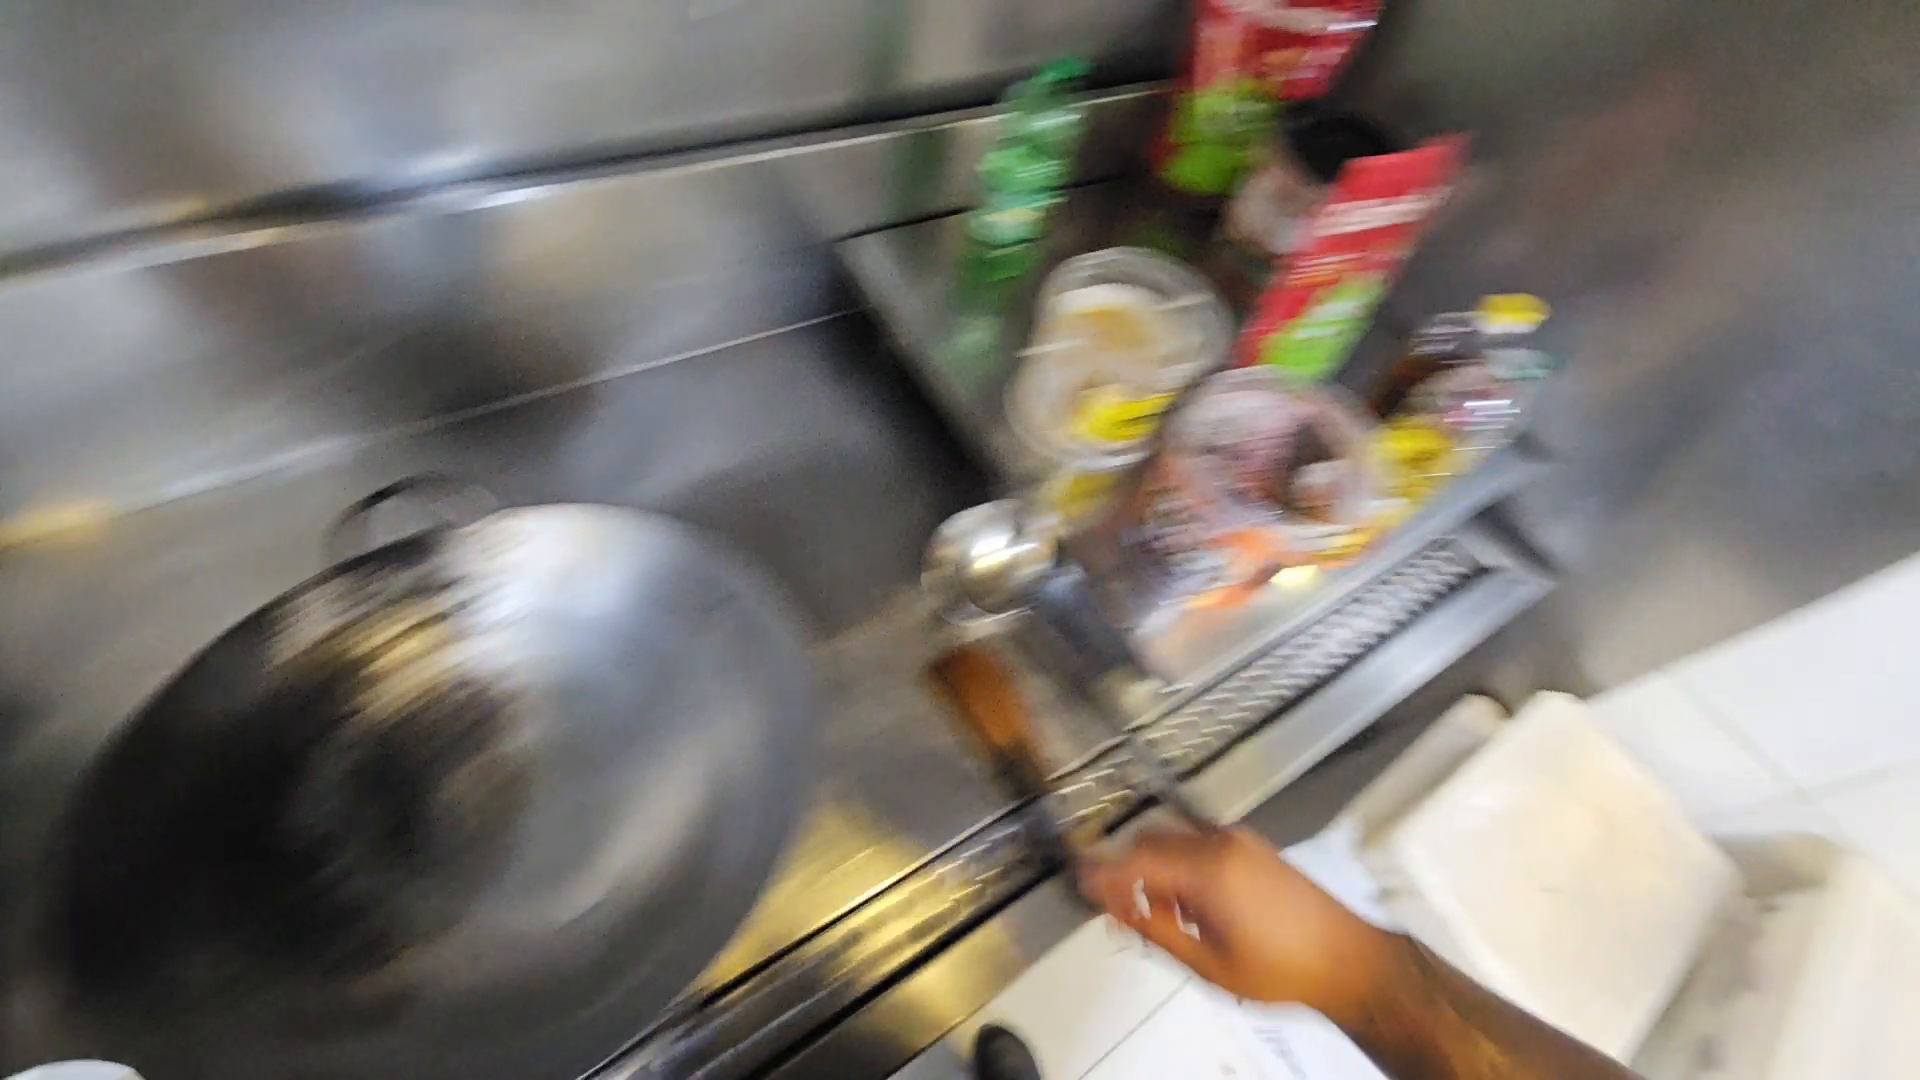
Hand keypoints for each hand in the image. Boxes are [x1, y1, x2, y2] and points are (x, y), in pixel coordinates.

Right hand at [1077, 826, 1389, 1019]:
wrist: (1349, 959)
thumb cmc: (1280, 970)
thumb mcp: (1209, 965)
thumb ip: (1156, 931)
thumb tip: (1117, 910)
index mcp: (1206, 870)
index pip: (1136, 860)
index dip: (1104, 870)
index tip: (1081, 880)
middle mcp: (1218, 842)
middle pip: (1150, 841)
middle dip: (1130, 870)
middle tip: (1127, 910)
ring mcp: (1236, 838)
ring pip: (1173, 839)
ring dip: (1157, 868)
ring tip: (1169, 915)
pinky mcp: (1250, 844)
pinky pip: (1198, 841)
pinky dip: (1182, 864)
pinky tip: (1196, 904)